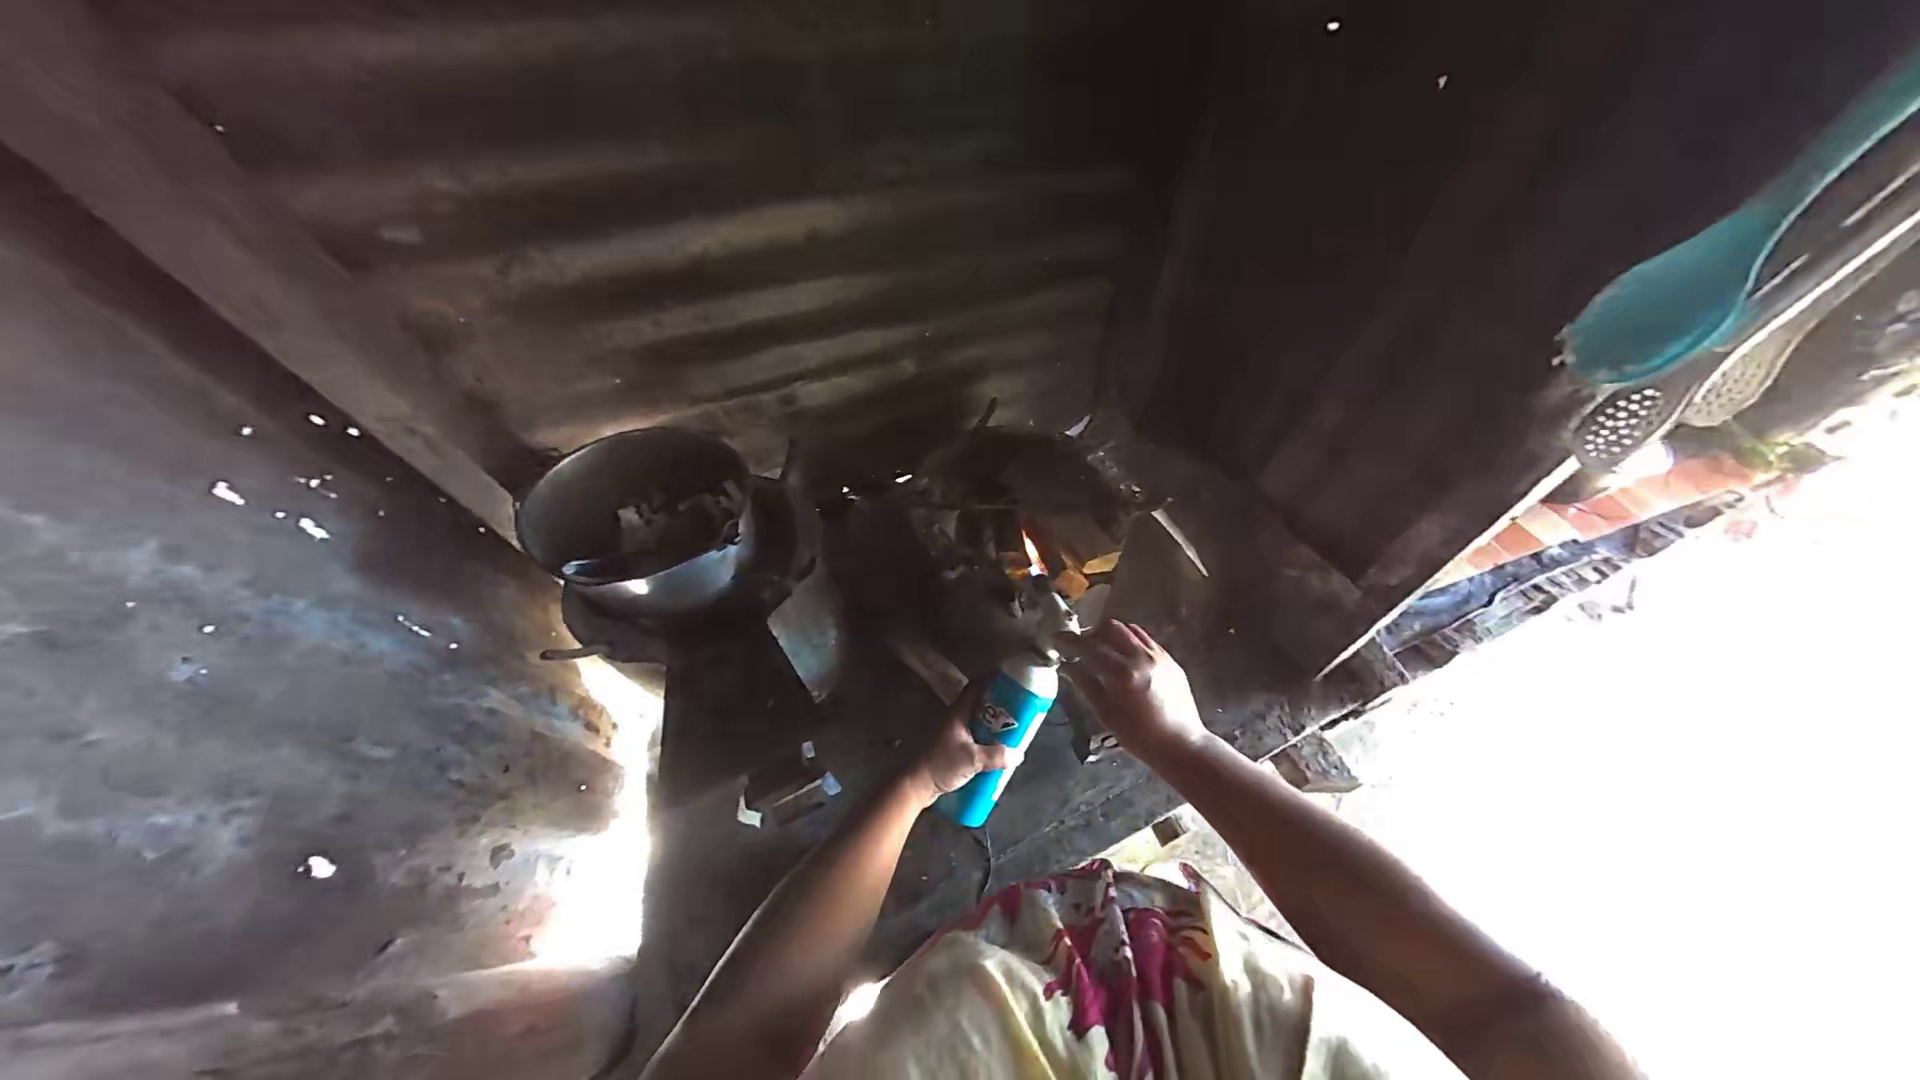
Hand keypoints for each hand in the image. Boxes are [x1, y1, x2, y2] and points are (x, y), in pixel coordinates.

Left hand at [900, 685, 1019, 809]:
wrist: (918, 783)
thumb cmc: (941, 764)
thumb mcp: (972, 760)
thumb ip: (996, 756)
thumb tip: (1019, 754)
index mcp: (958, 713)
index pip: (975, 688)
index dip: (991, 681)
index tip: (1009, 682)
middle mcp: (955, 718)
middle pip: (979, 705)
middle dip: (998, 707)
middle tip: (1018, 711)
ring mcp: (953, 732)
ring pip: (977, 721)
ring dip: (993, 724)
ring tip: (1012, 730)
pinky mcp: (953, 746)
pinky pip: (974, 736)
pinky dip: (986, 738)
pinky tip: (996, 748)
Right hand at [1067, 620, 1208, 759]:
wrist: (1181, 745)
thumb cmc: (1139, 736)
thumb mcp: (1106, 713)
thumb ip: (1086, 684)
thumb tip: (1067, 666)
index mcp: (1122, 673)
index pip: (1090, 647)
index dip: (1070, 641)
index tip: (1056, 638)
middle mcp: (1141, 657)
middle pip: (1110, 627)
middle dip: (1092, 634)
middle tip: (1083, 648)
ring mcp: (1159, 655)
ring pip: (1129, 629)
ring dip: (1111, 635)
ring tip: (1104, 651)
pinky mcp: (1170, 659)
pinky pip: (1145, 638)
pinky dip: (1130, 641)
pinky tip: (1125, 657)